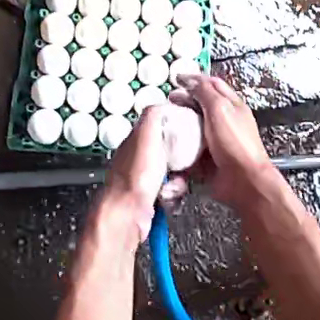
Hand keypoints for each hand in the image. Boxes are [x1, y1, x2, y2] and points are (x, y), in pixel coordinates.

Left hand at [92, 105, 174, 242]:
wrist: (127, 214)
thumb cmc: (135, 177)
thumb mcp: (147, 136)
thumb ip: (155, 116)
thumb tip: (165, 105)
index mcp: (138, 138)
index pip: (164, 125)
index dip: (180, 129)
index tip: (192, 135)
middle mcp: (140, 157)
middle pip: (174, 151)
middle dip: (185, 160)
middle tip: (184, 167)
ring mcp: (145, 177)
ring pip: (176, 173)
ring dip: (180, 181)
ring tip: (173, 186)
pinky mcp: (151, 196)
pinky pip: (173, 191)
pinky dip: (175, 195)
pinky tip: (168, 198)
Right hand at [170, 74, 276, 210]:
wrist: (242, 181)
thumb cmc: (236, 143)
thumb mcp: (220, 109)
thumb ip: (204, 92)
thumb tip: (189, 80)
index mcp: (232, 105)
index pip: (212, 84)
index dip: (194, 79)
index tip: (177, 79)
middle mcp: (225, 122)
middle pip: (201, 105)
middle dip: (184, 101)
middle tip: (169, 101)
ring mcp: (216, 141)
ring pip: (194, 127)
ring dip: (180, 124)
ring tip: (166, 121)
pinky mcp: (208, 159)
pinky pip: (190, 149)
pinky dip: (180, 146)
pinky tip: (169, 144)